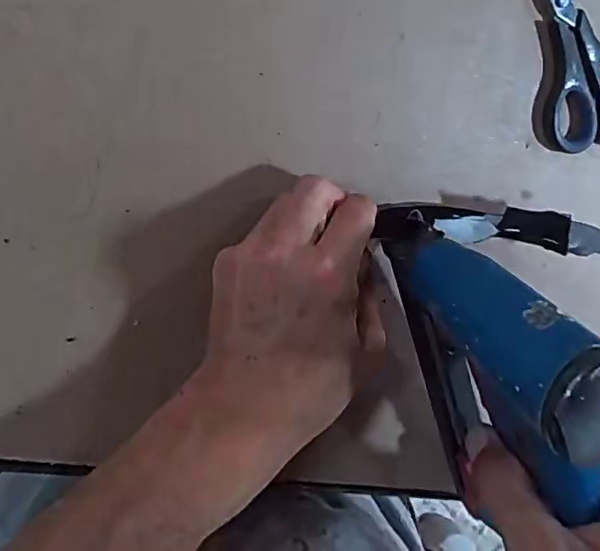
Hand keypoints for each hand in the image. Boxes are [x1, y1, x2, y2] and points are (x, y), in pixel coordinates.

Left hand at [187, 175, 387, 464]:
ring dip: (304, 216)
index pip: (357, 206)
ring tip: (306, 252)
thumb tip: (363, 262)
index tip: (363, 239)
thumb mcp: (368, 349)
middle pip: (316, 187)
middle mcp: (287, 250)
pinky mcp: (227, 260)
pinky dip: (277, 238)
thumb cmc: (312, 388)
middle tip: (337, 232)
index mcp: (328, 272)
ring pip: (285, 201)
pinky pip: (262, 229)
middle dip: (334, 200)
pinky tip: (278, 274)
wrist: (238, 412)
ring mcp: (251, 251)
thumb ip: (372, 294)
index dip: (366, 217)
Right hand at [467, 435, 599, 550]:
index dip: (531, 450)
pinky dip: (595, 534)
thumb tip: (482, 446)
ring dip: (571, 517)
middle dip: (553, 491)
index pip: (570, 425)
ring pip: (599, 488)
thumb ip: (508, 492)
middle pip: (582, 457)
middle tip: (547, 535)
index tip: (506, 462)